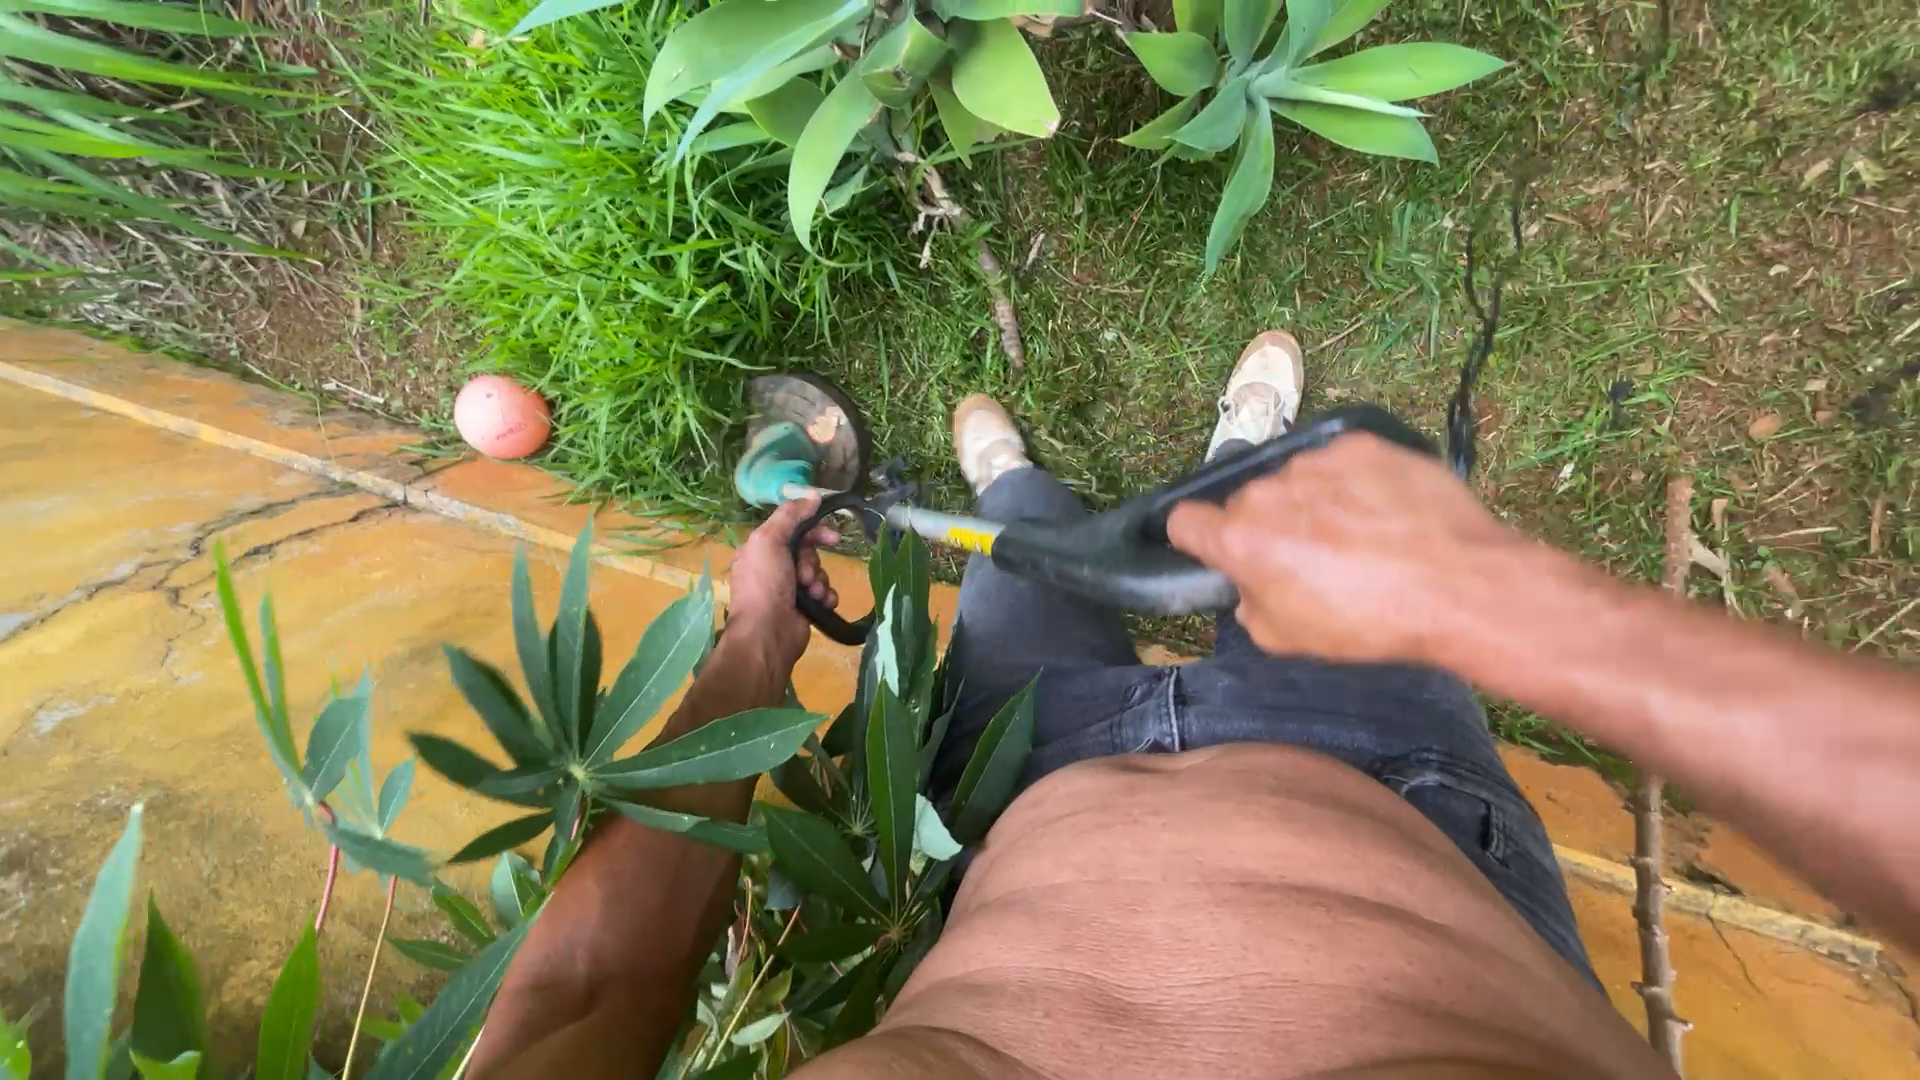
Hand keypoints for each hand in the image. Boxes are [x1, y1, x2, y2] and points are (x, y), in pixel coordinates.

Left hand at [725, 494, 840, 670]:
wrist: (767, 634)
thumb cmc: (764, 585)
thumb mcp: (769, 540)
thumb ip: (790, 515)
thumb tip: (812, 494)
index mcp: (760, 550)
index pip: (792, 530)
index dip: (813, 529)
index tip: (833, 535)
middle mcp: (773, 567)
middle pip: (808, 550)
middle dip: (812, 561)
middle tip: (807, 574)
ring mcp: (789, 589)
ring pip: (818, 572)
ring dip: (820, 580)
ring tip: (811, 593)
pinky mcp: (804, 608)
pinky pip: (824, 593)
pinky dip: (826, 596)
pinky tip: (823, 603)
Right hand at [1166, 434, 1524, 664]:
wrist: (1462, 586)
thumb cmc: (1369, 621)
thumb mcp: (1285, 638)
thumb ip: (1248, 604)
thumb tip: (1252, 586)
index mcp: (1240, 539)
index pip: (1182, 521)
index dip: (1194, 537)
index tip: (1215, 547)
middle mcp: (1267, 492)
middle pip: (1245, 502)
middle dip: (1266, 526)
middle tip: (1307, 555)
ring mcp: (1315, 463)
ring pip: (1292, 481)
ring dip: (1309, 502)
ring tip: (1356, 534)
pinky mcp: (1359, 445)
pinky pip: (1336, 462)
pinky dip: (1349, 483)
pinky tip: (1381, 512)